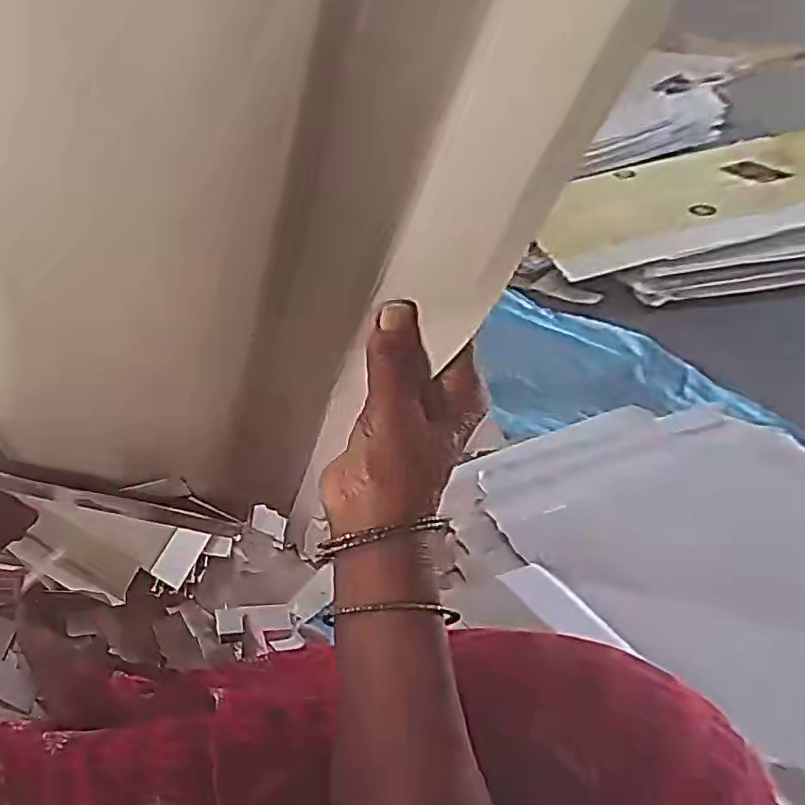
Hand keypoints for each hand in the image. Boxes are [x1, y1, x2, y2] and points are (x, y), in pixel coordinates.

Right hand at [319, 300, 485, 534]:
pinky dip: (361, 366)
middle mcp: (436, 398)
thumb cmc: (394, 478)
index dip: (436, 312)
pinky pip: (370, 382)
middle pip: (423, 349)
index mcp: (458, 395)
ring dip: (380, 346)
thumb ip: (394, 364)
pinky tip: (346, 347)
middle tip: (378, 288)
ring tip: (360, 308)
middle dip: (402, 325)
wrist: (365, 522)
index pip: (455, 339)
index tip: (411, 281)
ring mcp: (404, 408)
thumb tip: (394, 313)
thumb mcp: (396, 414)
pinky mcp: (374, 419)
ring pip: (395, 364)